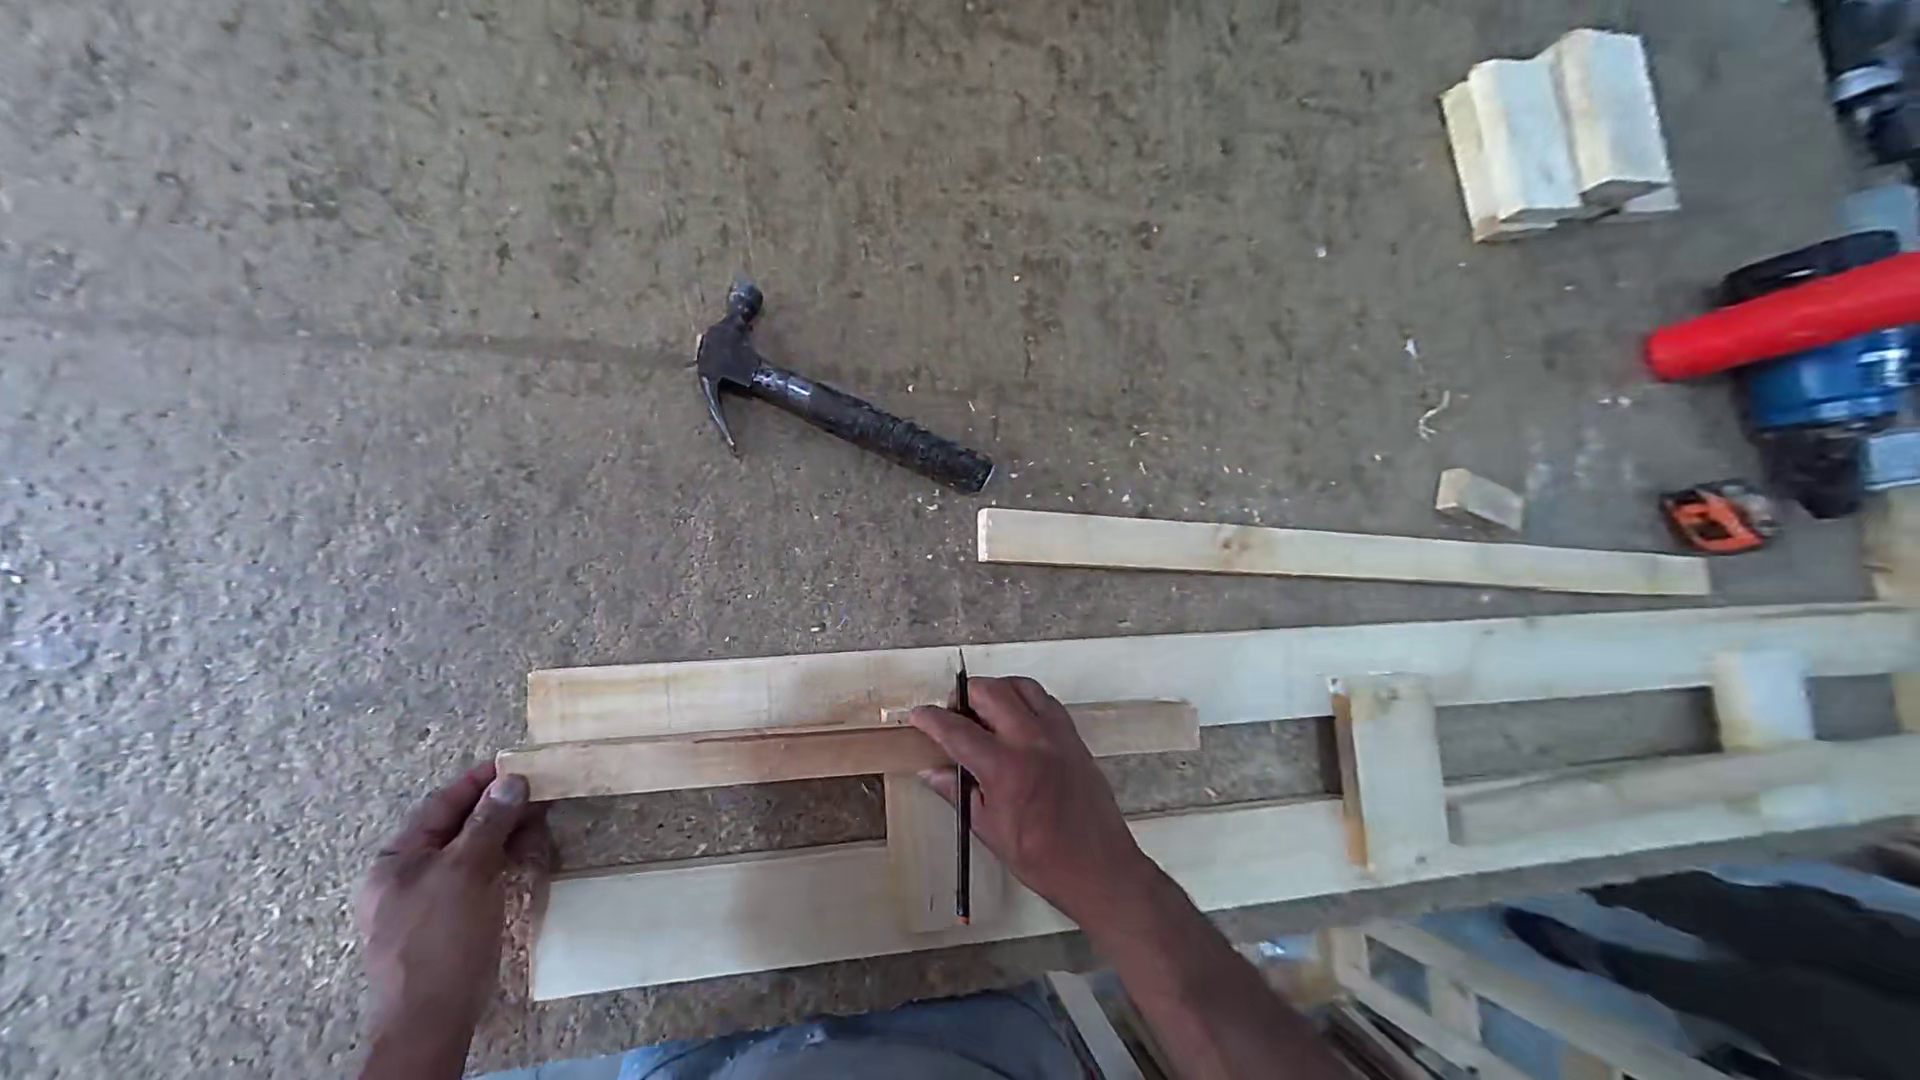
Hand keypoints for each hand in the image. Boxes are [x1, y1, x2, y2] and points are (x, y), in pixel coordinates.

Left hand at [355, 763, 548, 1078]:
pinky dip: (507, 855)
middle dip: (501, 806)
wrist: (433, 1016)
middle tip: (542, 792)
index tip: (518, 763)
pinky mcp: (455, 913)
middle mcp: (410, 873)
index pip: (441, 804)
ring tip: (542, 822)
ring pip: (476, 846)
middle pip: (460, 824)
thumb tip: (512, 780)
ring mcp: (433, 894)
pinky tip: (530, 852)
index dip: (479, 781)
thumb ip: (488, 822)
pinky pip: (483, 870)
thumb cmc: (441, 938)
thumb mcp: (465, 872)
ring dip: (509, 830)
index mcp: (397, 860)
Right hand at [909, 676, 1157, 925]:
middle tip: (953, 714)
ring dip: (995, 689)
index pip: (958, 730)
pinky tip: (1014, 717)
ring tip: (983, 710)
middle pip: (990, 691)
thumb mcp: (989, 831)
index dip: (932, 719)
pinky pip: (1044, 699)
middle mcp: (1031, 741)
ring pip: (1020, 686)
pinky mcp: (1073, 735)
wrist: (1100, 868)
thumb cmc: (1042, 859)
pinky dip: (1023, 697)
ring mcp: (1056, 734)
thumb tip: (930, 772)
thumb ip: (958, 793)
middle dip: (963, 696)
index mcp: (1006, 769)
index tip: (919, 715)